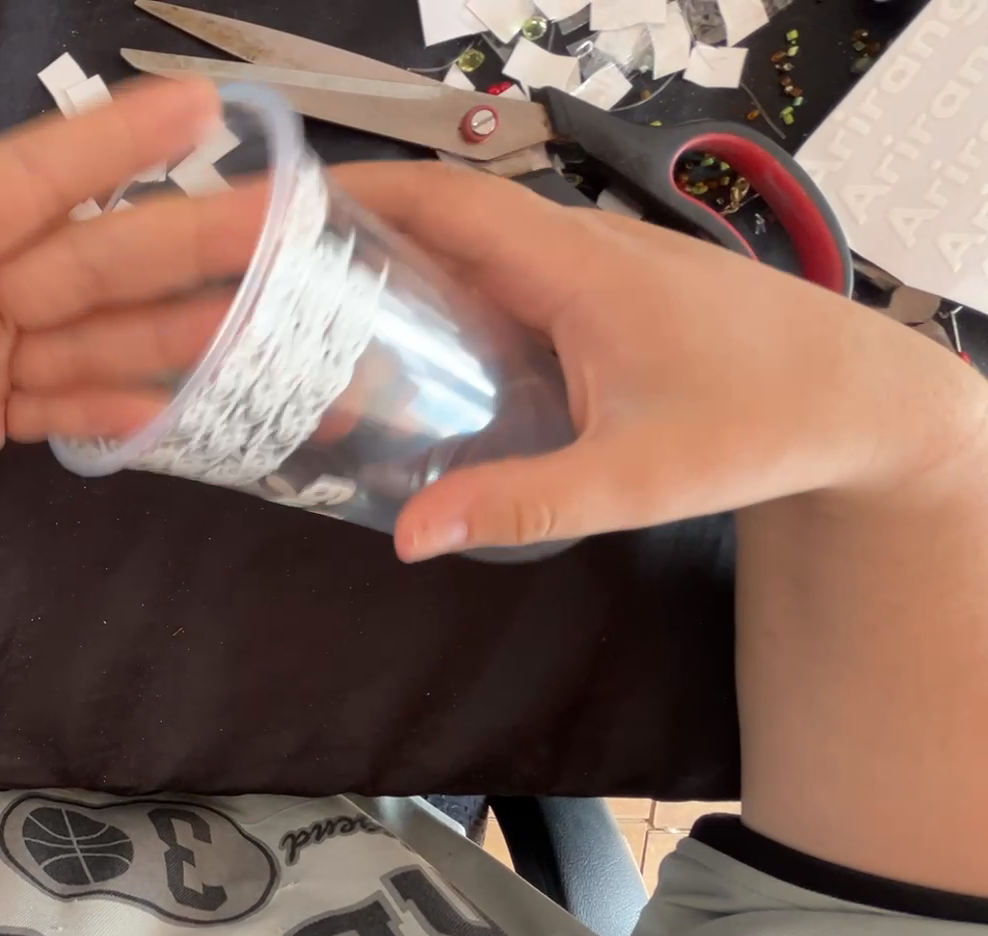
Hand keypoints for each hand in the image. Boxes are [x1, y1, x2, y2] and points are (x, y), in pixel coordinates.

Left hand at [0, 78, 220, 615]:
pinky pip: (73, 396)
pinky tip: (190, 402)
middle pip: (74, 258)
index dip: (97, 152)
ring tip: (270, 324)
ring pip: (90, 329)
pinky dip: (128, 400)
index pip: (2, 189)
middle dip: (177, 242)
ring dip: (176, 326)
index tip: (194, 111)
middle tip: (284, 225)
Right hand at [333, 164, 987, 559]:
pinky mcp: (582, 300)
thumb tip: (406, 536)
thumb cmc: (763, 426)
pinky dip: (427, 295)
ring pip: (462, 247)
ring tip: (309, 311)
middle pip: (439, 215)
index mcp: (573, 266)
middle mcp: (567, 251)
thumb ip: (524, 502)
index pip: (450, 199)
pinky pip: (487, 279)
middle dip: (349, 230)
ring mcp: (577, 271)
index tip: (284, 212)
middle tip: (272, 279)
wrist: (870, 403)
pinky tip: (394, 347)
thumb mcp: (640, 478)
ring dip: (385, 262)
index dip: (362, 191)